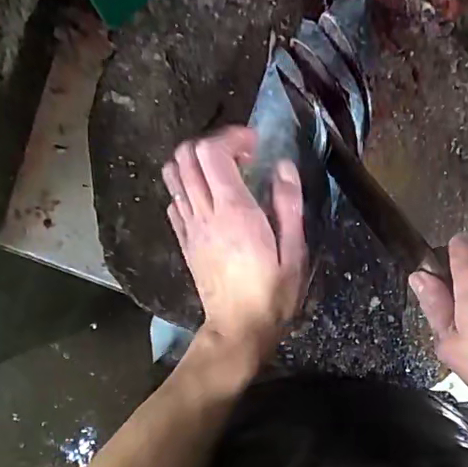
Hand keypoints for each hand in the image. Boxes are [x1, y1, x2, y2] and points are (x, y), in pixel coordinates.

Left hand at [162, 127, 308, 367]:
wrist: (239, 329)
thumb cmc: (273, 295)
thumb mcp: (294, 252)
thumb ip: (288, 206)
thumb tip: (284, 168)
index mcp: (234, 212)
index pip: (213, 152)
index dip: (231, 137)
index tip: (255, 145)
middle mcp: (205, 213)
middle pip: (187, 156)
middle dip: (212, 144)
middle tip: (241, 156)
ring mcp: (190, 227)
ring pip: (174, 174)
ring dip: (194, 163)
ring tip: (222, 173)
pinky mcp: (184, 242)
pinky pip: (174, 201)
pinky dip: (187, 189)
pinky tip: (209, 201)